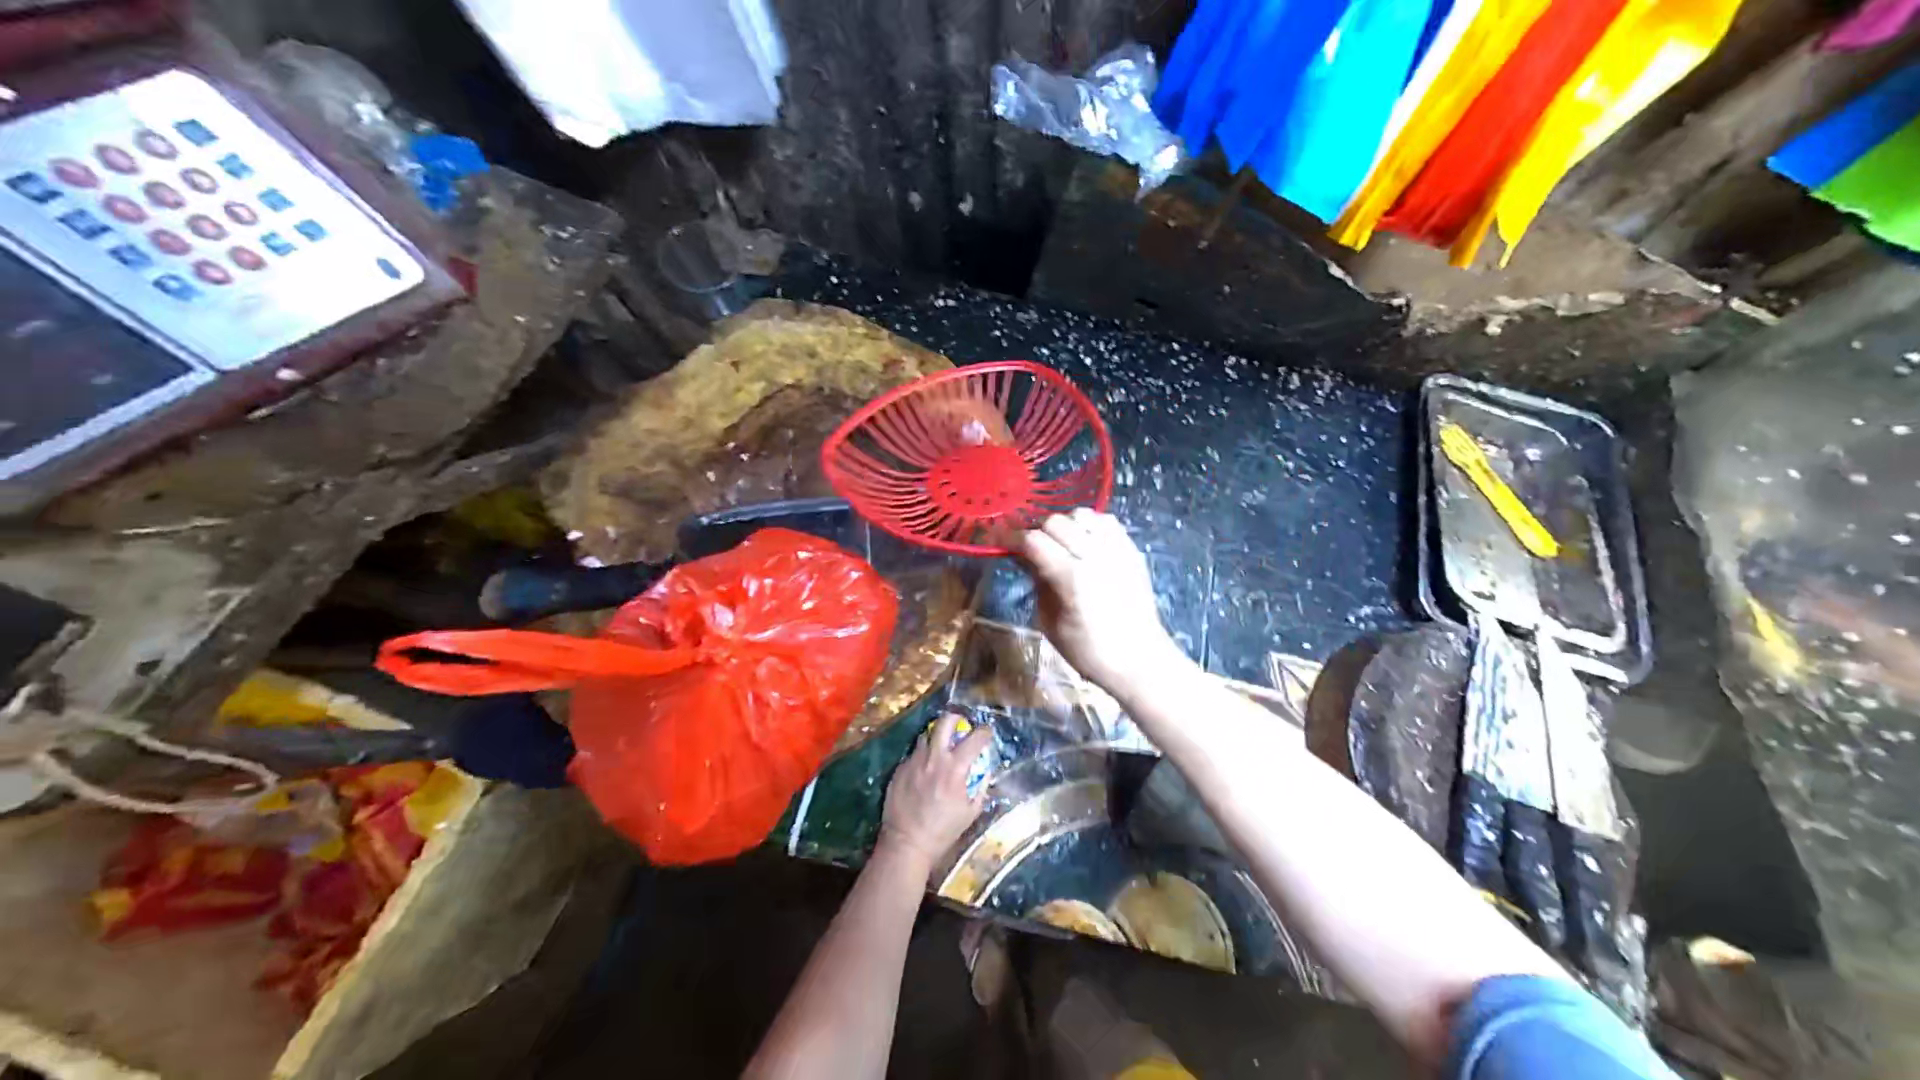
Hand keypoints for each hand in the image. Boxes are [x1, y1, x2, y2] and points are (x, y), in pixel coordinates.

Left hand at [878, 713, 991, 865]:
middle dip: (956, 719)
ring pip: (926, 735)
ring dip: (937, 738)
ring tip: (941, 748)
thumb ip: (981, 788)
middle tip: (960, 726)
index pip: (975, 738)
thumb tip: (985, 772)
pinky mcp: (900, 768)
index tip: (987, 733)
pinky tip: (925, 769)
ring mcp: (914, 761)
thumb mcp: (971, 812)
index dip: (984, 732)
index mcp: (955, 768)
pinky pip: (914, 753)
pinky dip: (923, 756)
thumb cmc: (943, 830)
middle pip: (945, 722)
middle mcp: (934, 758)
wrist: (907, 842)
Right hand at [1019, 509, 1187, 694]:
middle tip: (1030, 548)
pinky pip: (1106, 521)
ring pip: (1081, 514)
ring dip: (1064, 524)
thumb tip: (1023, 557)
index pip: (1032, 540)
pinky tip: (1084, 541)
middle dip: (1037, 530)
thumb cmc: (1089, 650)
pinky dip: (1089, 525)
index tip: (998, 542)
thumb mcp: (1050, 622)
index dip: (1011, 538)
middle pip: (1055, 521)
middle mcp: (1095, 555)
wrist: (1140, 659)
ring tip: (1060, 543)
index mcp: (1071, 577)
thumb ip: (1037, 582)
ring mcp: (1117, 549)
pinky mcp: (1131, 550)